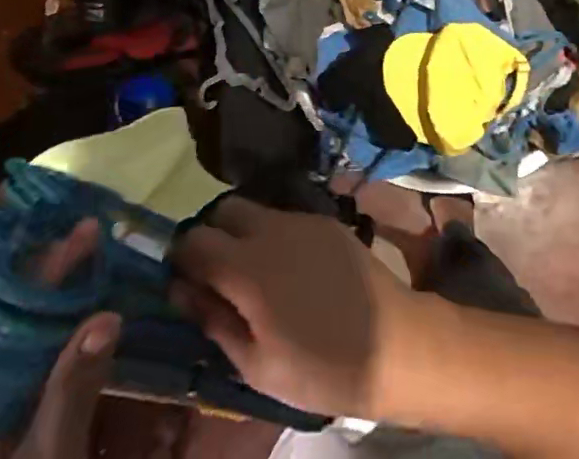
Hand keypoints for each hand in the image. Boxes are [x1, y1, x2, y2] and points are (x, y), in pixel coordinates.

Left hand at [0, 220, 120, 458]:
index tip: (86, 234)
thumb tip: (107, 315)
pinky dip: (45, 339)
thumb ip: (72, 390)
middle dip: (49, 280)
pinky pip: (11, 366)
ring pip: (5, 339)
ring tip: (86, 265)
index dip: (44, 272)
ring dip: (49, 304)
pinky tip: (72, 321)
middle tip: (92, 242)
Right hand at [168, 197, 435, 419]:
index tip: (185, 280)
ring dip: (243, 234)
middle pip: (222, 211)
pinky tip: (291, 270)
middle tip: (219, 273)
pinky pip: (286, 218)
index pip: (193, 239)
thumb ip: (212, 318)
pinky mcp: (327, 222)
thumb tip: (180, 288)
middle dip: (211, 235)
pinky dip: (274, 235)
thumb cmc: (322, 367)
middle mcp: (271, 230)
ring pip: (255, 210)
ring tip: (257, 273)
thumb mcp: (257, 364)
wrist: (398, 345)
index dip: (181, 258)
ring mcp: (302, 220)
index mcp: (247, 267)